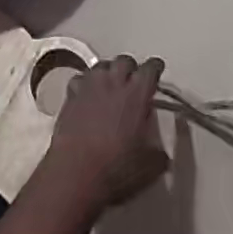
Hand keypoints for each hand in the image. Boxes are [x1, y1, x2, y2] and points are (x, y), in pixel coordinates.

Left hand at [40, 55, 168, 211]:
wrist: (76, 173)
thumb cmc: (116, 169)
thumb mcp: (149, 168)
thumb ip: (158, 154)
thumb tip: (161, 155)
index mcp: (136, 95)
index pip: (150, 69)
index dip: (155, 68)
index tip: (156, 69)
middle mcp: (113, 83)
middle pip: (124, 60)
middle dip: (131, 68)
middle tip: (134, 80)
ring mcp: (89, 86)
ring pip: (101, 65)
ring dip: (109, 72)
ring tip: (112, 85)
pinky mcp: (70, 96)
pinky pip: (80, 79)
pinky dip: (86, 83)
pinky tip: (88, 95)